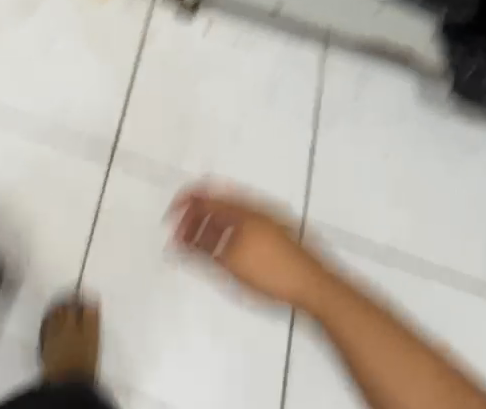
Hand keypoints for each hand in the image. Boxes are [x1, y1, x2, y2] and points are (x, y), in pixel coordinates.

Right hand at [168, 184, 331, 307]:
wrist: (318, 289)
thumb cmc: (272, 275)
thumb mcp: (230, 266)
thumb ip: (199, 251)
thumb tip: (174, 243)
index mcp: (241, 210)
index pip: (203, 196)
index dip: (182, 205)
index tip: (168, 219)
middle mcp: (253, 207)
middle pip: (215, 202)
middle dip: (194, 217)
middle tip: (180, 237)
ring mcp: (268, 219)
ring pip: (229, 214)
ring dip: (210, 226)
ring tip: (199, 248)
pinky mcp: (277, 232)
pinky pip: (242, 223)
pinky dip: (227, 232)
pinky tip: (225, 253)